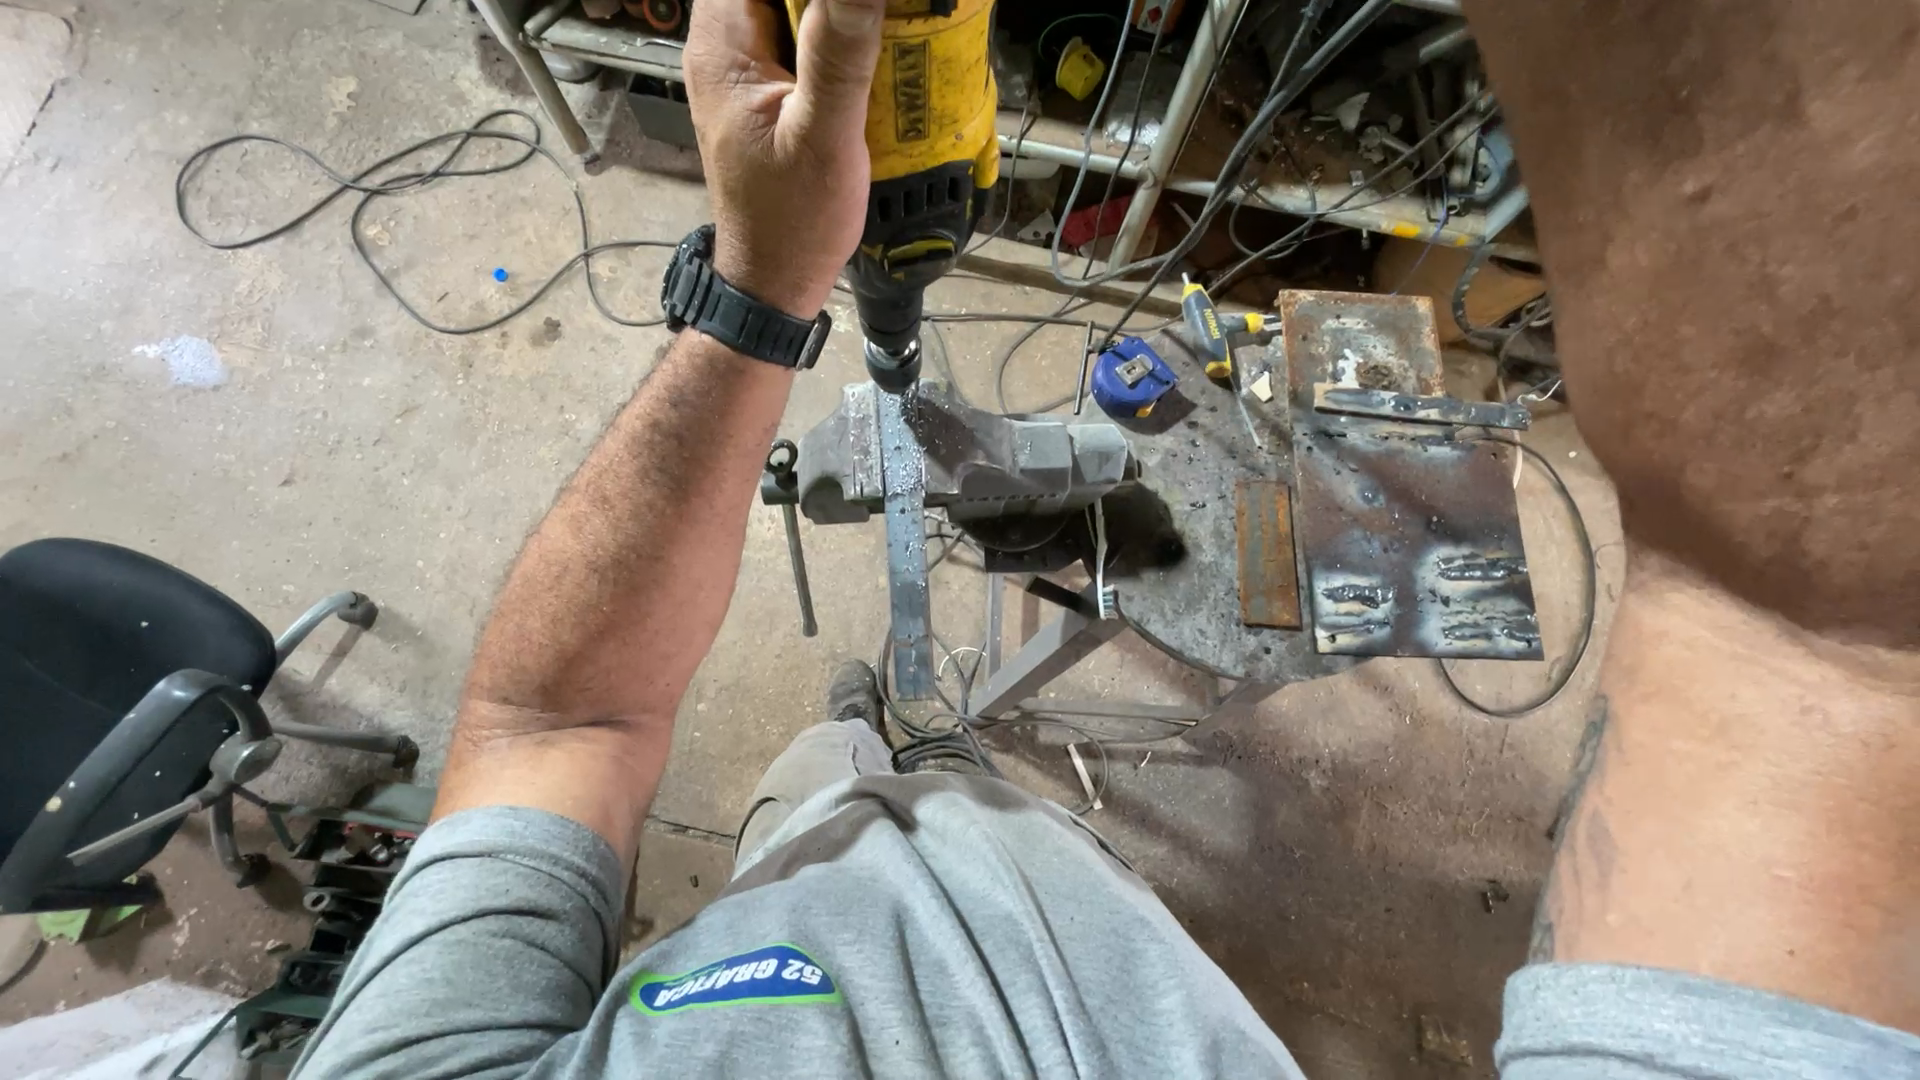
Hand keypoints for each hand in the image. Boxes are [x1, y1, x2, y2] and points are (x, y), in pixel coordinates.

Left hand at [683, 0, 883, 318]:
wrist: (775, 282)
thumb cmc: (794, 222)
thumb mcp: (823, 138)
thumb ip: (839, 56)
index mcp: (723, 44)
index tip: (858, 11)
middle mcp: (720, 49)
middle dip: (829, 7)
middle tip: (877, 21)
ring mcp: (738, 77)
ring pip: (784, 14)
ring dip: (831, 21)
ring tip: (878, 36)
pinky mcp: (759, 103)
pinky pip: (792, 49)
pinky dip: (827, 48)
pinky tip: (863, 66)